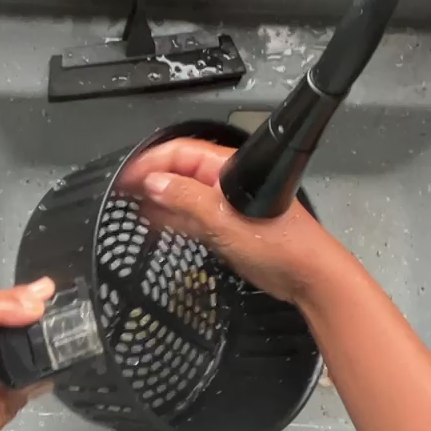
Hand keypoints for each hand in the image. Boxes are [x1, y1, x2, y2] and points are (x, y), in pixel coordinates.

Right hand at [117, 138, 351, 303]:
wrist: (306, 276)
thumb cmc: (282, 243)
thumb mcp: (224, 219)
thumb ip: (186, 199)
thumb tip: (154, 184)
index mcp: (226, 168)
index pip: (179, 153)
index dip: (150, 162)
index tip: (127, 177)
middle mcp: (224, 183)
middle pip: (178, 172)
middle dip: (150, 180)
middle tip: (124, 192)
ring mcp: (223, 206)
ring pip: (182, 195)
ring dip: (158, 200)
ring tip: (132, 207)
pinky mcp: (224, 228)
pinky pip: (191, 218)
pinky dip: (171, 220)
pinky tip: (155, 224)